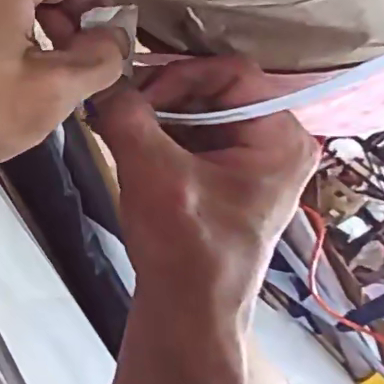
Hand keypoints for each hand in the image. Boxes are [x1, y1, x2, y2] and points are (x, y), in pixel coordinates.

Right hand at [89, 57, 316, 310]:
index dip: (179, 75)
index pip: (231, 72)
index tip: (136, 95)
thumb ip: (127, 117)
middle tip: (119, 107)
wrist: (187, 311)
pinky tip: (125, 141)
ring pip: (196, 111)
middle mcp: (274, 143)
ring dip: (153, 115)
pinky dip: (155, 134)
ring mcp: (248, 160)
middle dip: (161, 96)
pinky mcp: (223, 175)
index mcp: (281, 138)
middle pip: (212, 89)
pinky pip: (188, 135)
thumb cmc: (185, 248)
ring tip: (116, 124)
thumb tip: (102, 78)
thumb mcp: (153, 173)